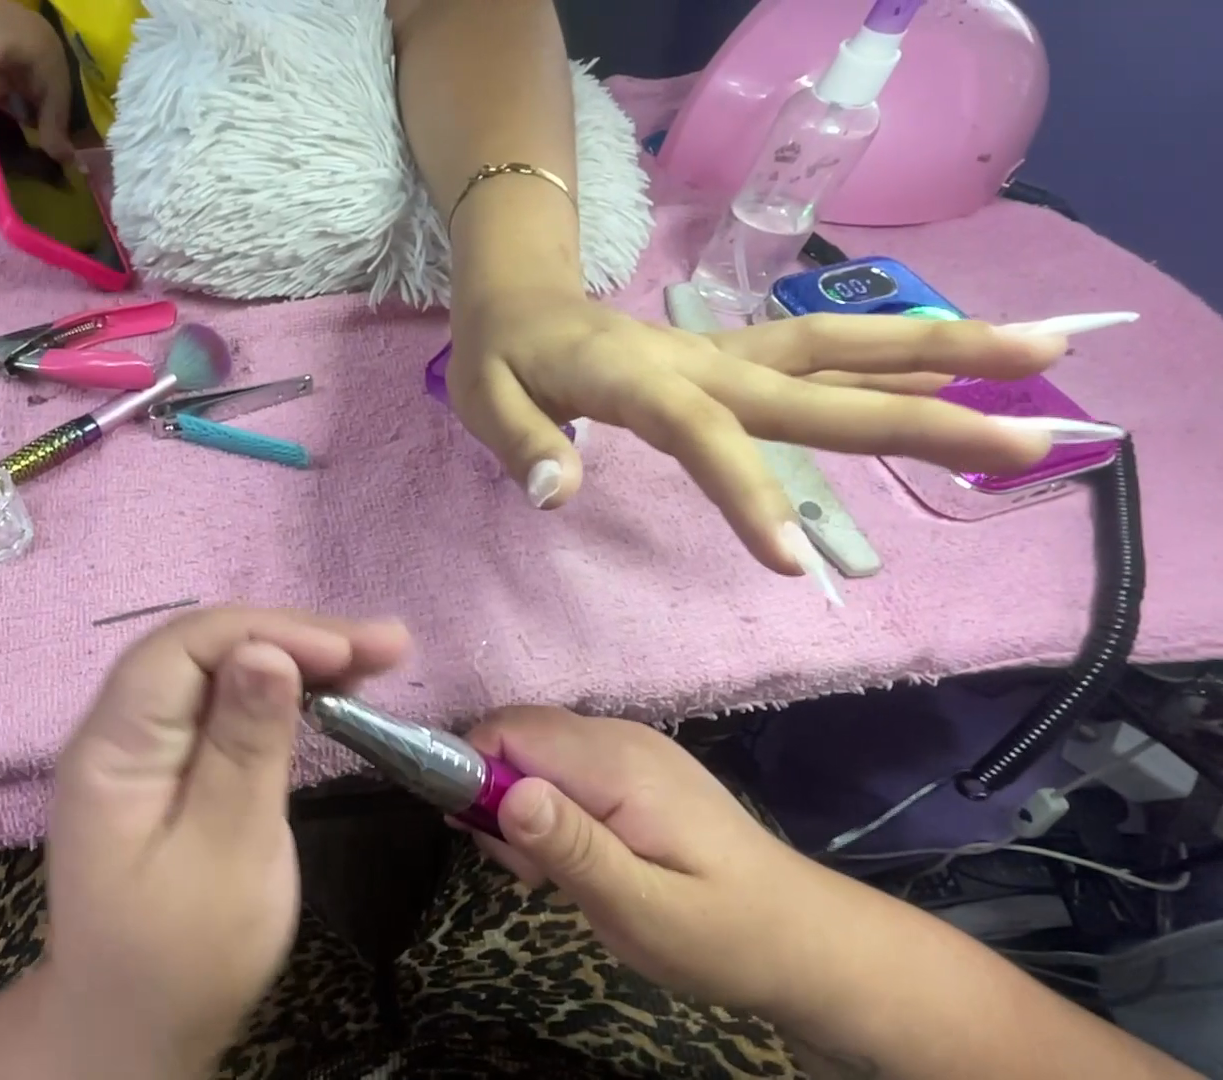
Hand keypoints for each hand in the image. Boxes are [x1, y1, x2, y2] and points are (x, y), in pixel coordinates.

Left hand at [42, 607, 410, 1071]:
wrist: (135, 1030)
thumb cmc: (183, 959)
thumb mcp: (226, 855)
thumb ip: (245, 748)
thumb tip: (266, 648)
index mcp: (112, 747)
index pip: (183, 648)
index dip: (267, 632)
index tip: (346, 651)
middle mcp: (121, 729)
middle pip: (205, 649)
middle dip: (294, 637)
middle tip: (386, 644)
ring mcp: (147, 745)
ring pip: (222, 670)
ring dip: (298, 657)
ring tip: (376, 657)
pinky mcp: (176, 762)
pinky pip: (228, 705)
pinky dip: (284, 692)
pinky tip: (333, 690)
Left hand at [446, 281, 1069, 572]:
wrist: (516, 295)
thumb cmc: (498, 353)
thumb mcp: (483, 400)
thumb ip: (524, 444)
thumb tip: (557, 496)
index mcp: (632, 378)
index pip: (701, 435)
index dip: (745, 493)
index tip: (788, 560)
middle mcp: (693, 362)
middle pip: (809, 386)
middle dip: (916, 414)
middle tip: (1035, 435)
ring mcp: (716, 355)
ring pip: (832, 352)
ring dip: (934, 354)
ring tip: (1043, 360)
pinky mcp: (723, 358)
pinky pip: (812, 355)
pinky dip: (882, 361)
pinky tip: (943, 376)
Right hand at [465, 707, 856, 1014]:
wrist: (808, 942)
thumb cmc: (724, 936)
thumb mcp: (642, 910)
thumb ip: (572, 849)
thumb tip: (507, 792)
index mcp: (618, 764)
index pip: (508, 729)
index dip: (475, 773)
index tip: (483, 836)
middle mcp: (619, 736)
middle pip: (515, 736)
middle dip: (495, 794)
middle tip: (527, 869)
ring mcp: (629, 746)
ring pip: (534, 750)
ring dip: (520, 806)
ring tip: (555, 872)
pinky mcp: (634, 765)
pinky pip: (562, 763)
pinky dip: (548, 805)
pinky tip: (578, 854)